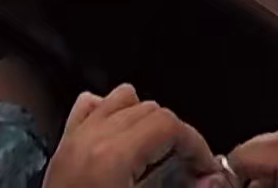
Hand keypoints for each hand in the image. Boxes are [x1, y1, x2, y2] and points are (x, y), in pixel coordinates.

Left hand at [43, 84, 219, 187]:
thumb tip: (214, 180)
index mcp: (113, 155)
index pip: (166, 124)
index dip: (195, 143)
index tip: (208, 170)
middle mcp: (93, 135)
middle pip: (149, 109)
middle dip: (174, 135)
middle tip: (188, 170)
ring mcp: (75, 138)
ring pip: (122, 99)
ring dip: (144, 120)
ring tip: (156, 157)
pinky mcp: (63, 146)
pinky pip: (91, 107)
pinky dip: (110, 114)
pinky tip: (120, 143)